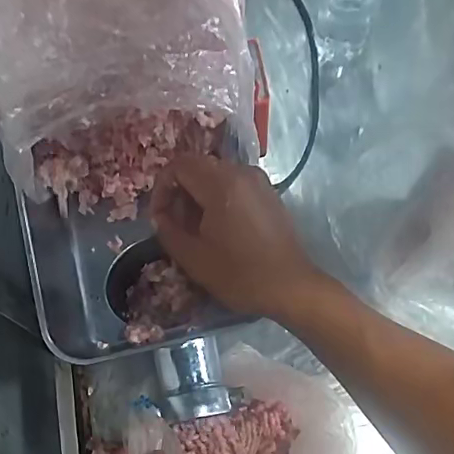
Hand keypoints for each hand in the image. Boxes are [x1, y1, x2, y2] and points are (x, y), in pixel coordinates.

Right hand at [148, 154, 335, 321]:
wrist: (292, 287)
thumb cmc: (241, 275)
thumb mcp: (194, 259)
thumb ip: (168, 231)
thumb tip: (161, 217)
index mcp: (221, 182)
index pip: (178, 165)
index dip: (162, 189)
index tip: (161, 217)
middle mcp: (242, 173)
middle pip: (199, 168)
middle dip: (181, 193)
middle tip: (178, 226)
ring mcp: (261, 183)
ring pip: (219, 177)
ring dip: (202, 198)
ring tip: (200, 232)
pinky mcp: (272, 197)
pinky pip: (238, 188)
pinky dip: (223, 201)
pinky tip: (224, 231)